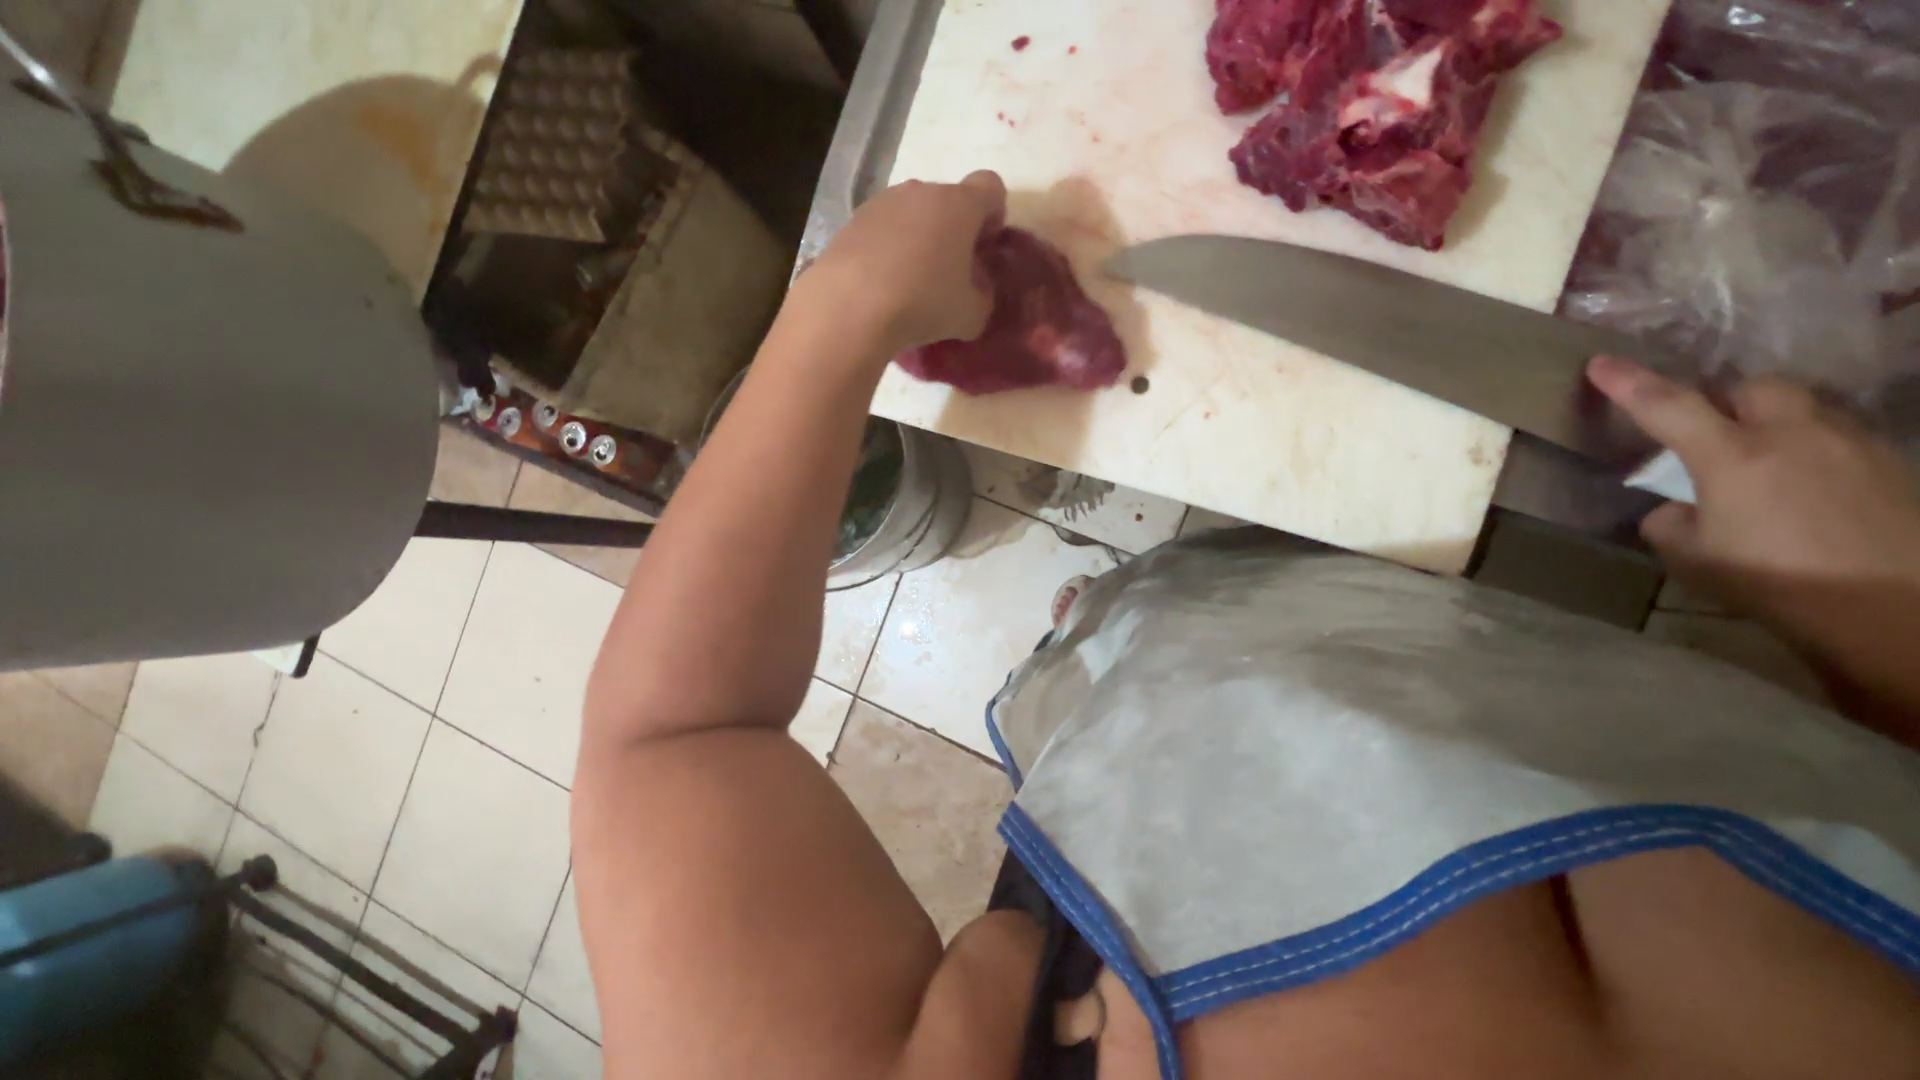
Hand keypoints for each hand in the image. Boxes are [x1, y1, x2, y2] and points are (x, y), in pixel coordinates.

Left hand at [796, 171, 1006, 358]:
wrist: (849, 307)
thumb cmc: (923, 303)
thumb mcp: (970, 315)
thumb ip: (982, 298)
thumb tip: (976, 292)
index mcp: (959, 204)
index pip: (990, 186)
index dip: (994, 213)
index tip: (984, 246)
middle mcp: (921, 191)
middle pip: (948, 200)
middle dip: (954, 229)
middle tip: (950, 270)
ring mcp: (883, 202)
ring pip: (913, 212)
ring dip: (920, 237)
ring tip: (912, 279)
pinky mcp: (852, 220)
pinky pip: (883, 228)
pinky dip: (889, 246)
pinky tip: (882, 282)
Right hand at [1590, 355, 1919, 724]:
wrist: (1892, 608)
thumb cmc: (1775, 582)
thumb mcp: (1692, 559)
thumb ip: (1671, 521)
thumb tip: (1677, 508)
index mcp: (1732, 456)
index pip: (1666, 405)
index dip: (1628, 382)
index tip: (1600, 362)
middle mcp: (1791, 434)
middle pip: (1752, 387)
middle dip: (1725, 397)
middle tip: (1707, 427)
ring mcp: (1848, 443)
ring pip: (1801, 406)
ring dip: (1771, 420)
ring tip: (1761, 457)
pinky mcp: (1888, 462)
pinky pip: (1836, 435)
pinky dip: (1809, 447)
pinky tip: (1807, 485)